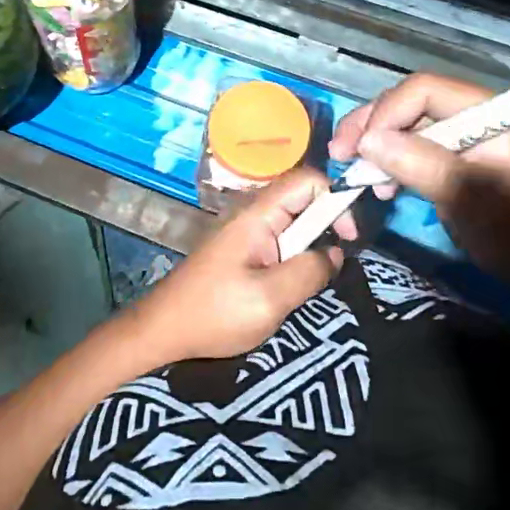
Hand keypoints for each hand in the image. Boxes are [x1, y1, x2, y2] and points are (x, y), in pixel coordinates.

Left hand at [126, 168, 353, 362]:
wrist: (163, 330)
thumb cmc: (214, 313)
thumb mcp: (269, 299)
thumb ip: (309, 272)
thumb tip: (336, 253)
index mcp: (257, 214)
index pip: (307, 180)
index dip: (335, 200)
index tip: (347, 239)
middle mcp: (253, 214)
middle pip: (302, 201)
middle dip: (326, 228)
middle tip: (332, 269)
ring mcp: (246, 233)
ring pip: (293, 225)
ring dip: (310, 249)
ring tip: (312, 284)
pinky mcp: (242, 252)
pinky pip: (279, 244)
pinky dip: (294, 260)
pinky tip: (292, 289)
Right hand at [331, 73, 509, 271]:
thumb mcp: (469, 200)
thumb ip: (420, 164)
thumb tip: (367, 141)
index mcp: (489, 113)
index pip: (425, 91)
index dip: (387, 113)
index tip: (359, 148)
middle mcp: (475, 115)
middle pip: (411, 103)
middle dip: (372, 125)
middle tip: (339, 153)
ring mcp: (466, 136)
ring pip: (407, 124)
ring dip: (376, 144)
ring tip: (353, 171)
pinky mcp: (457, 158)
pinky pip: (414, 146)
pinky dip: (391, 161)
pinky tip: (378, 184)